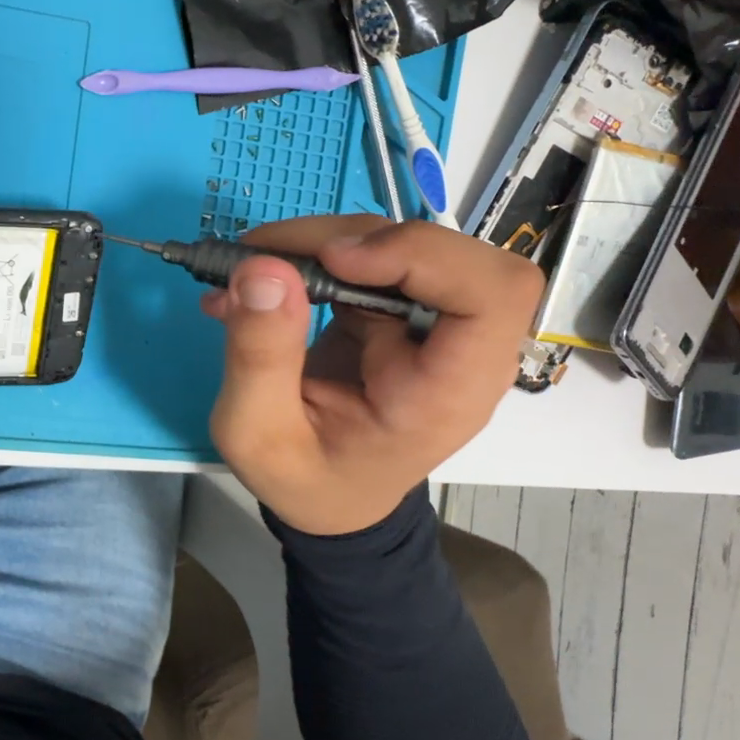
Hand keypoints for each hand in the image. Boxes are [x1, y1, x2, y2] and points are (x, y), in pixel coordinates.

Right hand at [202, 216, 542, 535]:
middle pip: (449, 256)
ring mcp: (427, 329)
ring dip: (323, 242)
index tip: (334, 260)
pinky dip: (311, 257)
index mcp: (445, 393)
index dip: (422, 257)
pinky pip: (367, 262)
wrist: (326, 500)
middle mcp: (455, 351)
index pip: (491, 294)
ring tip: (248, 264)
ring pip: (402, 247)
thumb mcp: (256, 434)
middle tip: (265, 254)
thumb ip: (259, 357)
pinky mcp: (394, 315)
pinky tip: (257, 281)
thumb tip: (260, 268)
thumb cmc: (302, 480)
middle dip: (354, 238)